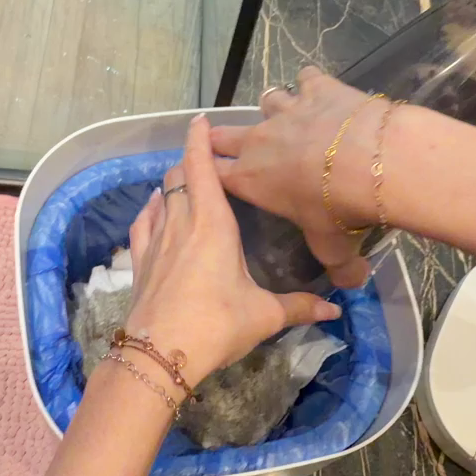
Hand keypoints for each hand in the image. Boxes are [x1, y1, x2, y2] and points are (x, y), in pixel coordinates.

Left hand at [125, 115, 341, 383]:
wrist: (160, 354)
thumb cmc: (217, 324)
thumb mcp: (264, 315)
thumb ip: (299, 307)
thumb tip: (335, 311)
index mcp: (213, 223)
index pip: (200, 166)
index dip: (199, 140)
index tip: (201, 122)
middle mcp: (181, 222)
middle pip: (179, 176)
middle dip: (191, 161)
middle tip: (207, 160)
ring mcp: (155, 240)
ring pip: (160, 196)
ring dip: (171, 184)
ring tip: (184, 182)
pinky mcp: (139, 261)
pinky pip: (142, 222)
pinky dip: (150, 208)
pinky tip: (154, 209)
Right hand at [210, 67, 382, 287]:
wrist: (372, 164)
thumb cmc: (339, 211)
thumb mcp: (335, 249)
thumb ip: (338, 268)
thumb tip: (350, 284)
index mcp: (250, 180)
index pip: (209, 173)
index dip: (202, 171)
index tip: (201, 171)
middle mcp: (259, 141)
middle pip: (224, 134)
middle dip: (221, 138)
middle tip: (226, 142)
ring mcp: (287, 111)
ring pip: (265, 101)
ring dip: (272, 110)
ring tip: (287, 118)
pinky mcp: (317, 89)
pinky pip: (306, 78)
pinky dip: (311, 85)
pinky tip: (322, 92)